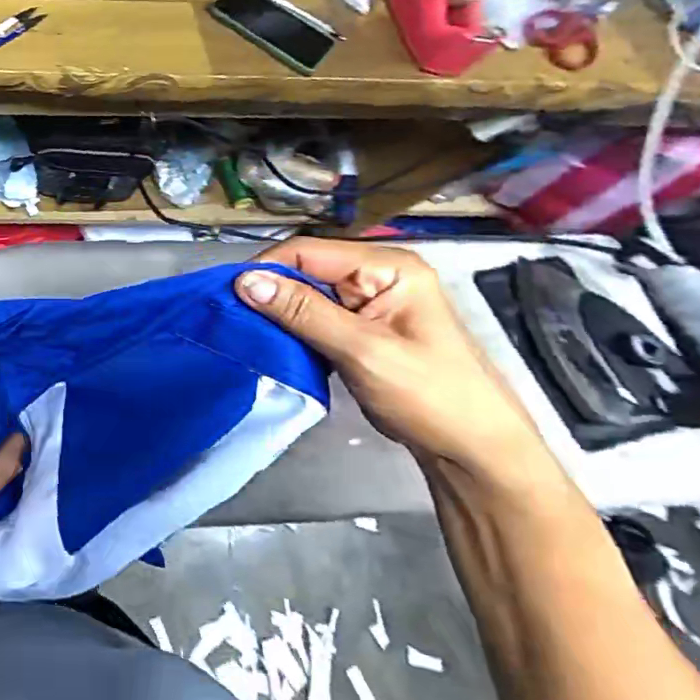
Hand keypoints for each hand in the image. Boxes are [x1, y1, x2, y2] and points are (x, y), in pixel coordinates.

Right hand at [234, 239, 547, 484]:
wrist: (471, 448)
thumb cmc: (428, 394)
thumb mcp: (362, 351)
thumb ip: (304, 312)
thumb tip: (246, 281)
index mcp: (388, 266)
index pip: (312, 251)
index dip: (268, 268)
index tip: (228, 294)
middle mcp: (379, 274)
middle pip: (309, 270)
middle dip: (272, 292)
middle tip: (232, 318)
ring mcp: (373, 303)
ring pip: (312, 296)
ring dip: (282, 313)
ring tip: (246, 331)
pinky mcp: (366, 330)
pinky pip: (322, 319)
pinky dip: (299, 330)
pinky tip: (276, 345)